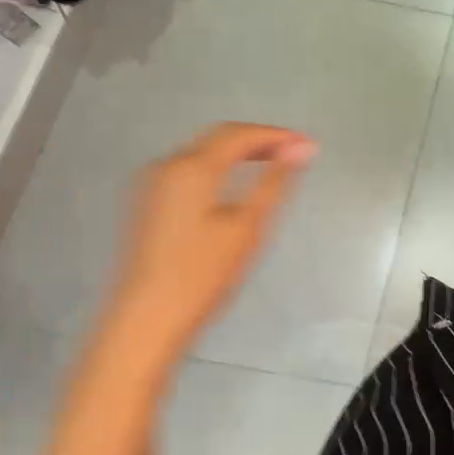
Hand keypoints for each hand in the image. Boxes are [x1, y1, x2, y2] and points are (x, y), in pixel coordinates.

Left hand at [107, 123, 316, 356]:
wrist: (146, 321)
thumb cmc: (203, 273)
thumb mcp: (250, 225)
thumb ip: (277, 180)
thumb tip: (303, 146)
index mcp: (192, 167)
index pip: (240, 133)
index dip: (276, 135)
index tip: (307, 144)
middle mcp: (166, 166)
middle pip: (217, 138)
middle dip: (257, 140)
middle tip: (293, 153)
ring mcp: (150, 185)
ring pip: (201, 153)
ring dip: (236, 153)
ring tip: (270, 166)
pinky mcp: (146, 204)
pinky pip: (187, 171)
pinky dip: (216, 168)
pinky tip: (233, 187)